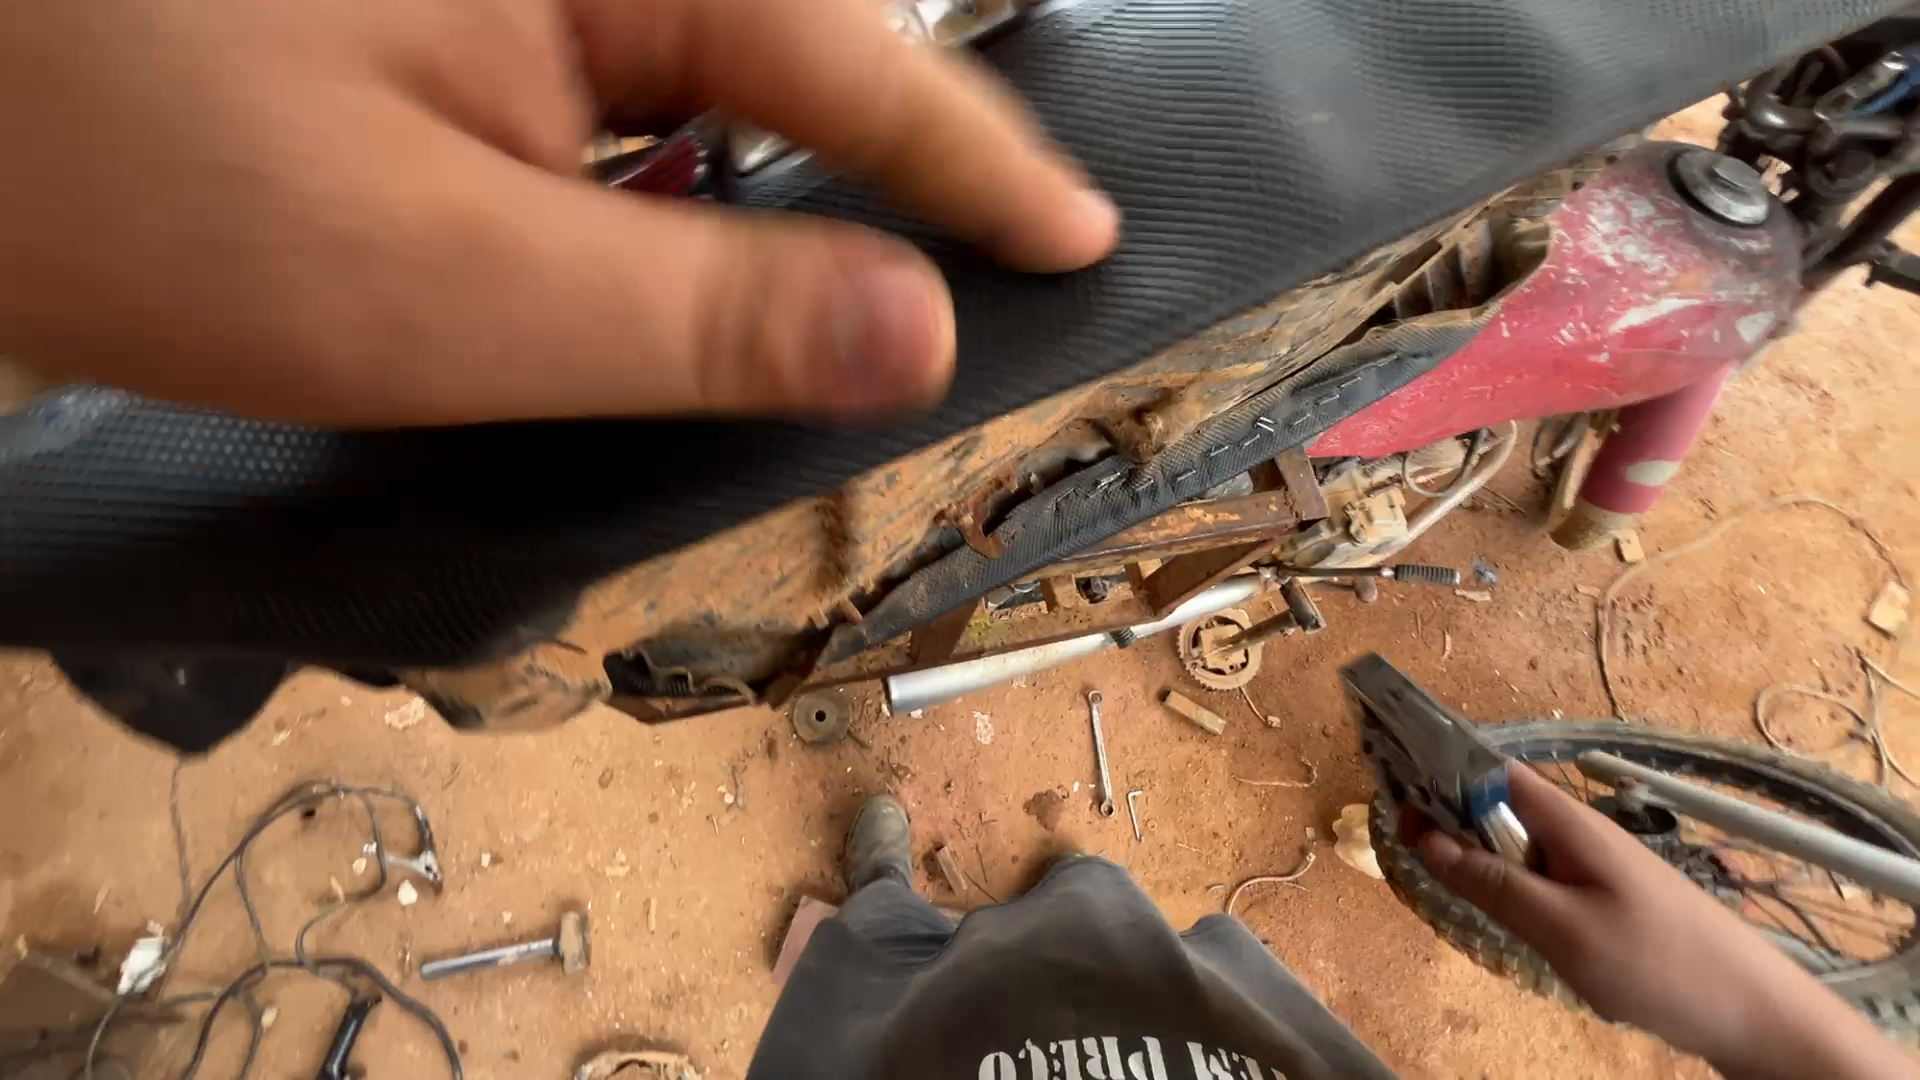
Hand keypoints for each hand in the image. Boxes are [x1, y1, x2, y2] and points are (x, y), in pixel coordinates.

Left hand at [0, 0, 1118, 423]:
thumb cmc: (103, 181)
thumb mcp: (451, 292)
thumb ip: (710, 314)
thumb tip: (920, 337)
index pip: (860, 72)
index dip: (988, 175)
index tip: (1087, 237)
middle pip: (812, 44)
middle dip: (912, 149)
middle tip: (1003, 232)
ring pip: (740, 60)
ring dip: (813, 156)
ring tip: (880, 243)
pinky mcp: (491, 0)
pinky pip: (656, 69)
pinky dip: (710, 154)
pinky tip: (717, 220)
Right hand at [1415, 764, 1918, 1079]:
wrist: (1766, 1020)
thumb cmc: (1661, 963)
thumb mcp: (1562, 929)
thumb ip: (1489, 881)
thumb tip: (1424, 838)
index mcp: (1562, 818)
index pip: (1482, 767)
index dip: (1433, 765)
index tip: (1392, 788)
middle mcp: (1569, 826)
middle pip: (1487, 798)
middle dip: (1440, 809)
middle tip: (1405, 842)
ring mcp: (1583, 857)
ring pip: (1504, 835)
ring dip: (1465, 844)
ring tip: (1433, 867)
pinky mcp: (1594, 888)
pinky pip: (1527, 865)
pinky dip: (1494, 872)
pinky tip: (1487, 900)